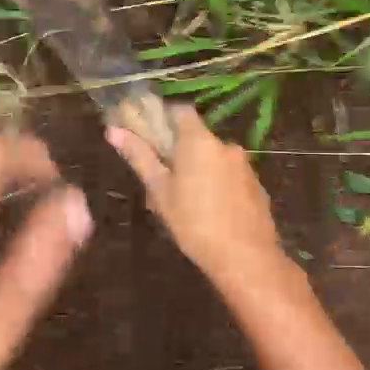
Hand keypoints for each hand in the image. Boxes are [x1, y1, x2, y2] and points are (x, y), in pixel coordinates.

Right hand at [107, 103, 301, 298]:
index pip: (180, 111)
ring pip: (213, 158)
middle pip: (197, 137)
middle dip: (178, 151)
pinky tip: (208, 211)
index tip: (148, 135)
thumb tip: (113, 130)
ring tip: (183, 200)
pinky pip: (230, 176)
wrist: (246, 258)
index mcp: (199, 141)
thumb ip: (139, 156)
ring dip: (198, 169)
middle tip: (161, 179)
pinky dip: (217, 184)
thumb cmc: (193, 222)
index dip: (163, 117)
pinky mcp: (256, 186)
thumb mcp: (159, 190)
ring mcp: (245, 166)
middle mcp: (225, 146)